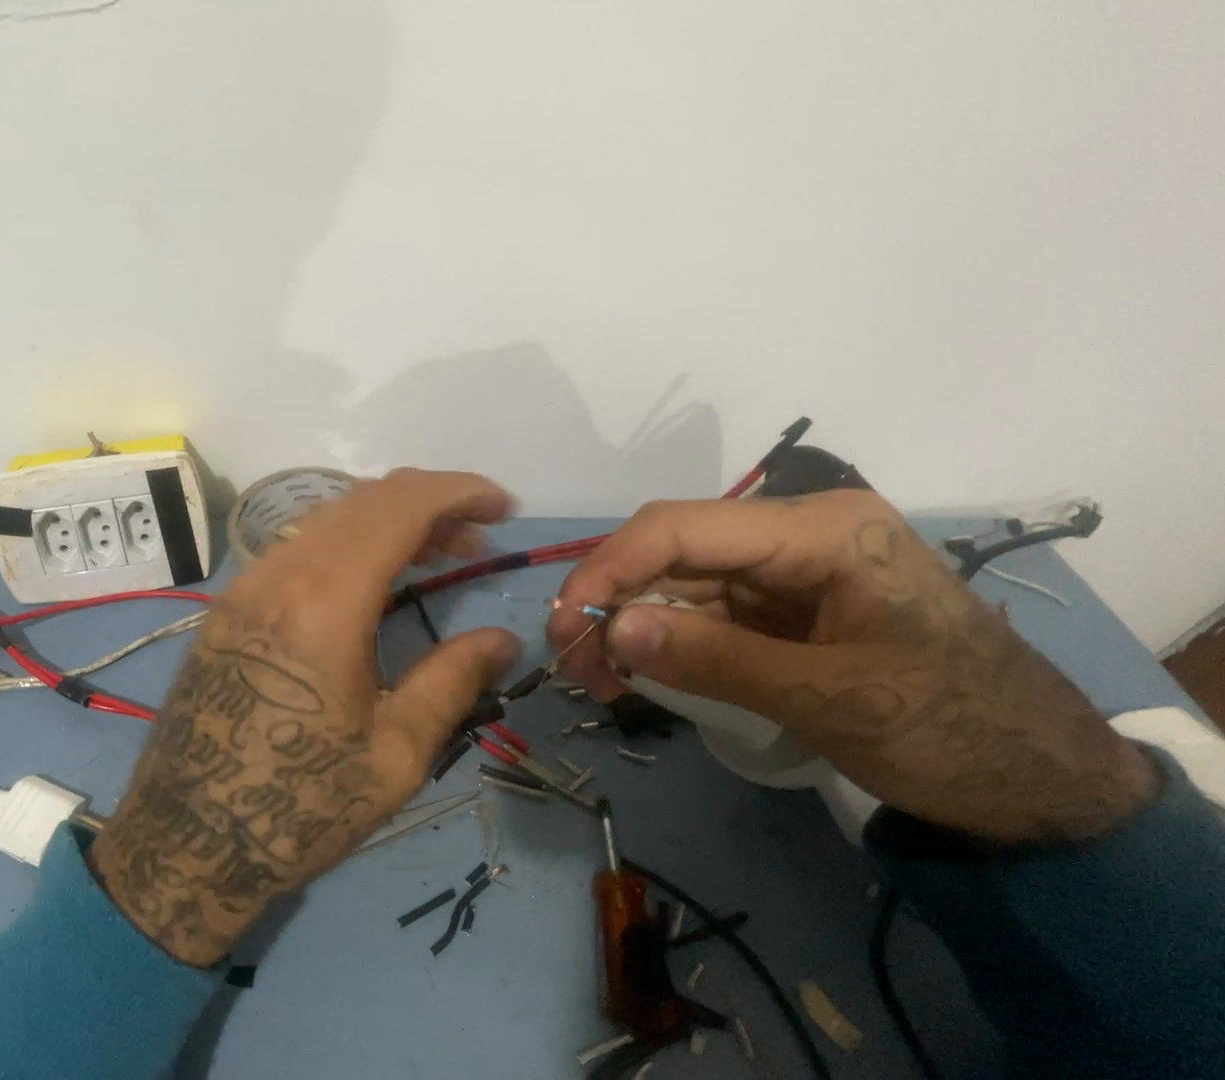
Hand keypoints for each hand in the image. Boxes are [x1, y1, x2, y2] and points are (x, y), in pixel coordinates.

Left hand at [88, 470, 522, 965]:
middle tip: (477, 539)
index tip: (502, 506)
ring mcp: (244, 589)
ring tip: (438, 556)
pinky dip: (347, 544)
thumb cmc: (300, 807)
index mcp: (324, 603)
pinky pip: (296, 549)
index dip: (457, 493)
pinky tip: (374, 581)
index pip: (398, 507)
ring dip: (386, 522)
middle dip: (429, 504)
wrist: (186, 839)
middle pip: (362, 502)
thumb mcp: (393, 754)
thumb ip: (450, 681)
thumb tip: (503, 639)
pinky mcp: (227, 610)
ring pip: (325, 520)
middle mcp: (278, 577)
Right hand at [546, 490, 1158, 844]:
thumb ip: (715, 659)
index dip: (611, 568)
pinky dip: (661, 643)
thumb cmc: (952, 731)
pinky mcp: (782, 609)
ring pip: (678, 583)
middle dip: (612, 602)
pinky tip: (632, 674)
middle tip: (570, 662)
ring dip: (628, 627)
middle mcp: (798, 535)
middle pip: (673, 551)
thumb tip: (610, 630)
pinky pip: (703, 614)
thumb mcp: (829, 697)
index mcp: (823, 530)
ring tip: (593, 680)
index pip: (683, 526)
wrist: (1040, 786)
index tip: (565, 624)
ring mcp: (789, 572)